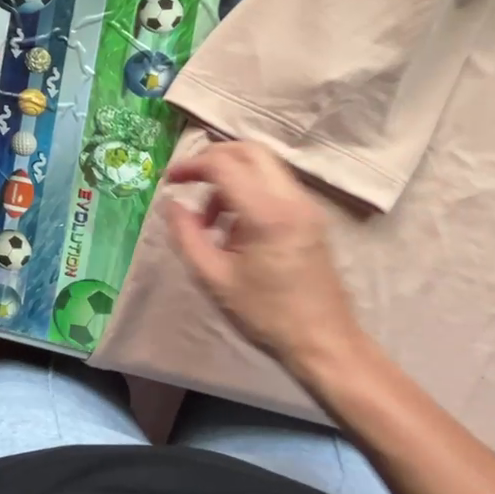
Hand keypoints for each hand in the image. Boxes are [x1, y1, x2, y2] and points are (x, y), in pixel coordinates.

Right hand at [160, 142, 361, 370]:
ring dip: (229, 175)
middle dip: (211, 158)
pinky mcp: (311, 217)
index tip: (168, 182)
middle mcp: (292, 200)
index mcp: (267, 213)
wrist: (325, 343)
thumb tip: (171, 203)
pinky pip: (274, 183)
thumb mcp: (212, 277)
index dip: (189, 165)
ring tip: (209, 215)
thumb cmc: (266, 314)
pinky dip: (247, 188)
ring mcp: (307, 206)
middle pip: (248, 150)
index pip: (223, 164)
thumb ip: (185, 234)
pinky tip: (234, 225)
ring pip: (262, 164)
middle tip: (187, 181)